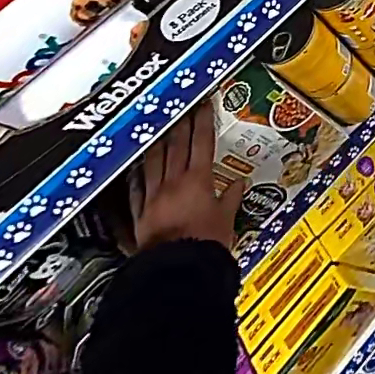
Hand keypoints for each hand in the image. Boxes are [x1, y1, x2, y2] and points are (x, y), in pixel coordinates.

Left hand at [128, 107, 243, 251]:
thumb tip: (238, 186)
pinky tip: (136, 167)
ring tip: (160, 128)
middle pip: (177, 146)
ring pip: (154, 161)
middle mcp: (174, 183)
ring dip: (158, 142)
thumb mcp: (226, 218)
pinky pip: (136, 188)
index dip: (203, 121)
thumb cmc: (204, 244)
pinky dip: (137, 175)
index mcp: (198, 180)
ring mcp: (154, 196)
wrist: (176, 268)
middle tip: (183, 108)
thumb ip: (230, 198)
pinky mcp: (140, 213)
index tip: (204, 105)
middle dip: (181, 124)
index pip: (202, 142)